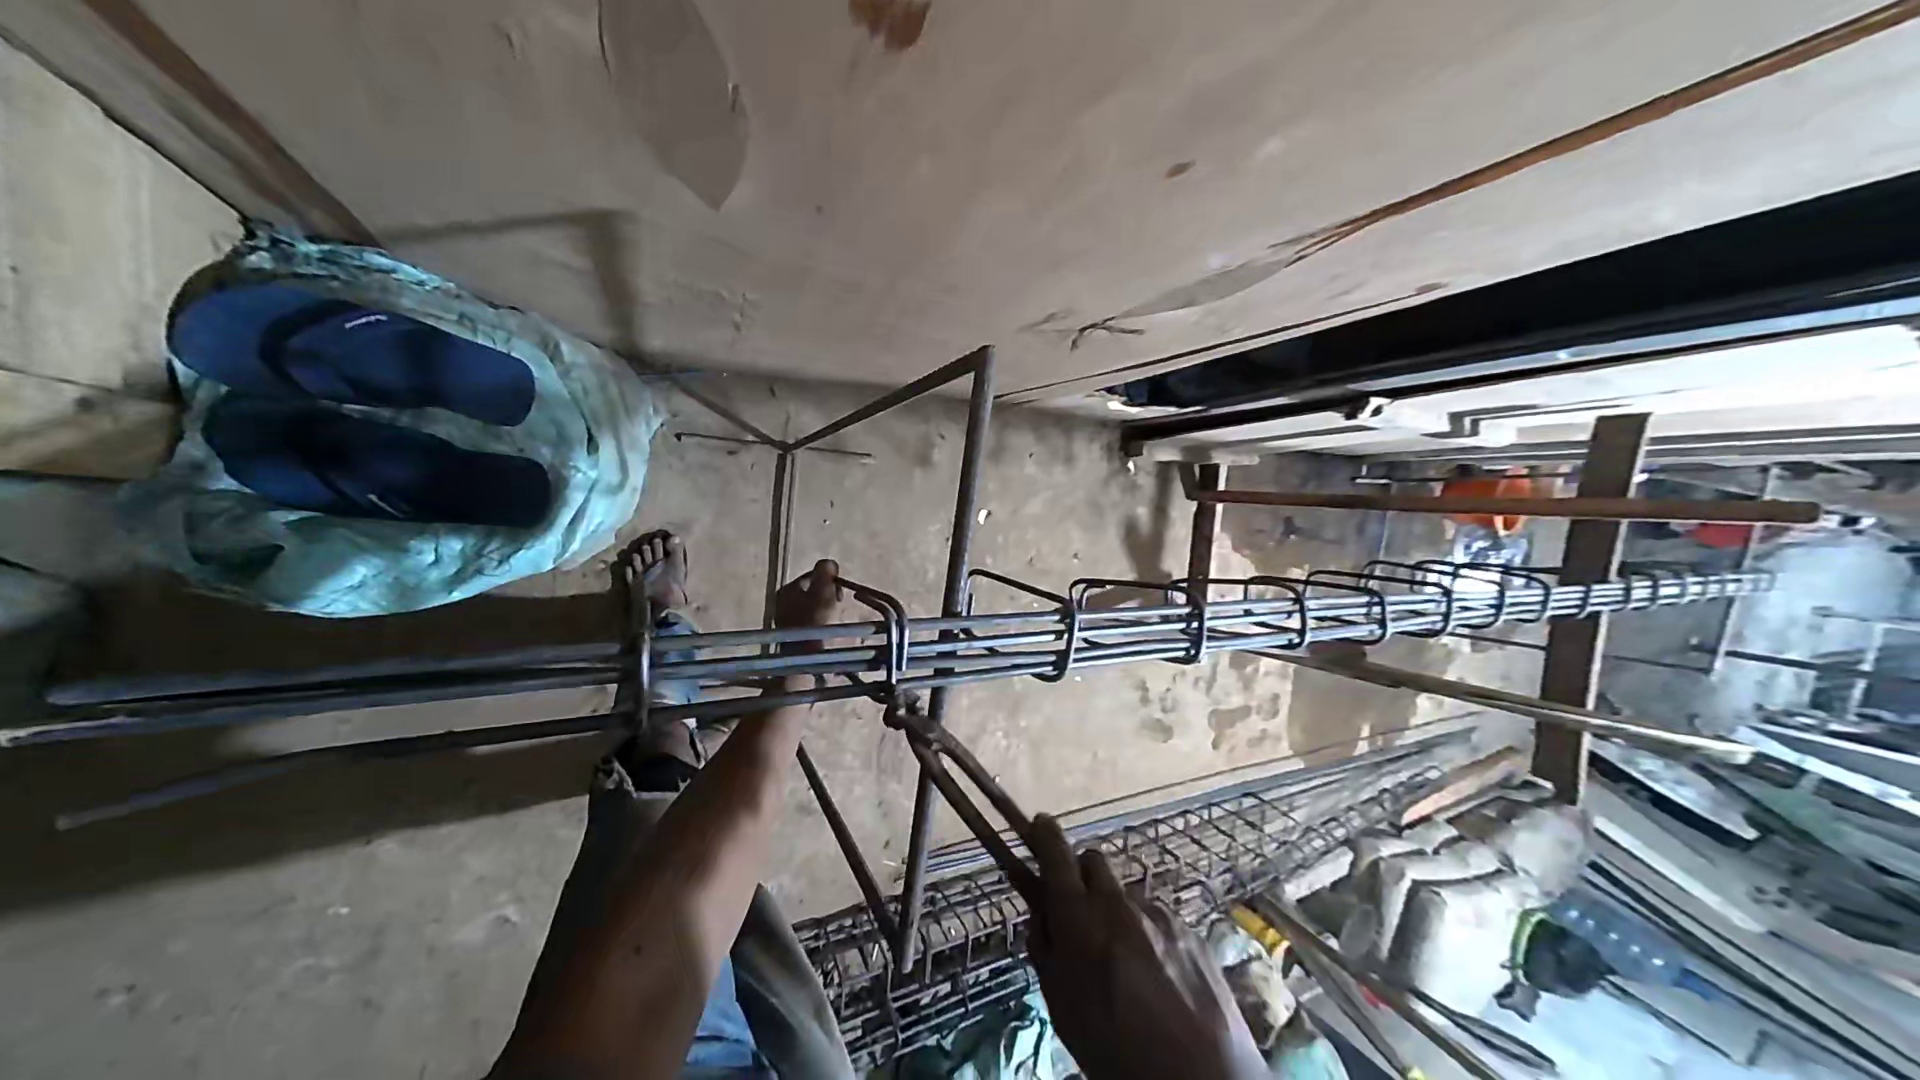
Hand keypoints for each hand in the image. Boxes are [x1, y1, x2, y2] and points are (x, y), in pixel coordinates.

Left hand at [774, 559, 843, 651]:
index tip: (840, 594)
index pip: (813, 576)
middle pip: (813, 593)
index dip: (830, 581)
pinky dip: (823, 628)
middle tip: (838, 609)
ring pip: (814, 610)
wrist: (806, 661)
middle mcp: (782, 605)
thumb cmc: (815, 623)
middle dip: (830, 599)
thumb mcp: (824, 591)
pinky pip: (813, 627)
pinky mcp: (794, 641)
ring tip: (836, 624)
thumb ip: (826, 571)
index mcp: (786, 590)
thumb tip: (828, 563)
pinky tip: (830, 636)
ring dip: (828, 614)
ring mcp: (786, 624)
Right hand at [1026, 815, 1268, 1079]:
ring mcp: (1159, 914)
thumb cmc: (1116, 1051)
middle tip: (1079, 913)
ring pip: (1125, 895)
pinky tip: (1157, 977)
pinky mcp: (1191, 931)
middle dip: (1080, 876)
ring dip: (1116, 913)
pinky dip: (1147, 934)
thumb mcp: (1062, 1007)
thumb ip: (1046, 953)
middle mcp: (1118, 903)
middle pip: (1093, 862)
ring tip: (1124, 964)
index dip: (1044, 834)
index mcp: (1080, 919)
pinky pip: (1157, 918)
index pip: (1055, 853)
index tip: (1039, 825)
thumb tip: (1042, 919)